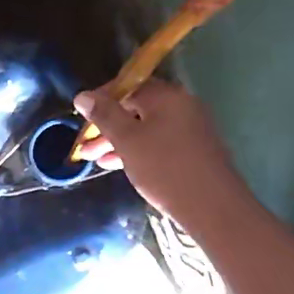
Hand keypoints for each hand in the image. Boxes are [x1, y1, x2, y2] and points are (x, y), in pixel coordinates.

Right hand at [74, 79, 254, 228]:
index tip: (81, 117)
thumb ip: (104, 115)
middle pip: (135, 108)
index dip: (101, 98)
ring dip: (117, 140)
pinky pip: (157, 141)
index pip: (128, 85)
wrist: (212, 207)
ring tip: (94, 159)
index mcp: (166, 97)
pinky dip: (136, 149)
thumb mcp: (126, 140)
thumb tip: (83, 95)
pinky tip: (116, 164)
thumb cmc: (164, 168)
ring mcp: (189, 128)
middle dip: (107, 125)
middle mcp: (180, 106)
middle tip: (85, 143)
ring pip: (144, 127)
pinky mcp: (192, 149)